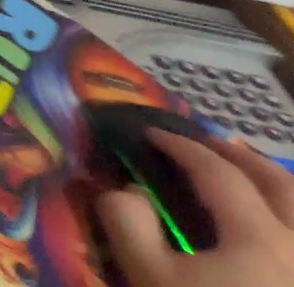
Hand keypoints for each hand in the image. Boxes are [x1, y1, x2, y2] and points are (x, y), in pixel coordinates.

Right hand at [97, 128, 293, 286]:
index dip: (181, 146)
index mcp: (260, 238)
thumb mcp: (149, 276)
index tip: (150, 132)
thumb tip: (128, 189)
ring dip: (280, 185)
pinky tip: (277, 223)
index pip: (217, 173)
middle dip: (242, 157)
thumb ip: (127, 221)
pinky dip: (292, 219)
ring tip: (251, 178)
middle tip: (207, 144)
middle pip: (282, 185)